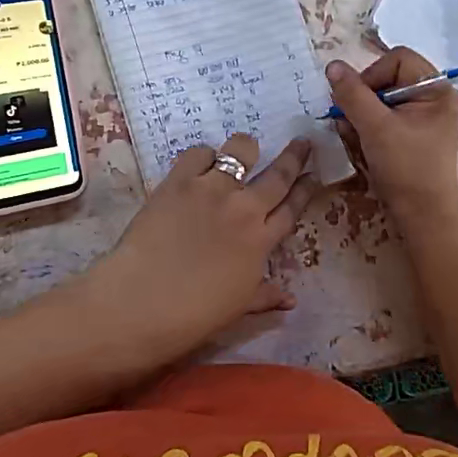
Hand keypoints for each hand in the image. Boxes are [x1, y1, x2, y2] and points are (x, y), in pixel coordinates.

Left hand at [76, 134, 322, 365]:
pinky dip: (204, 154)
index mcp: (260, 242)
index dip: (305, 190)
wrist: (143, 302)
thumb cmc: (193, 315)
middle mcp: (243, 209)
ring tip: (245, 148)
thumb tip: (290, 300)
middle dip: (295, 157)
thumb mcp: (237, 308)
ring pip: (240, 151)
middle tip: (303, 142)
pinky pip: (199, 152)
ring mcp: (212, 190)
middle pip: (278, 175)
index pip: (291, 209)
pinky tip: (201, 162)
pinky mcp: (180, 180)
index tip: (314, 174)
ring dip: (246, 148)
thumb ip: (264, 296)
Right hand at [326, 49, 457, 220]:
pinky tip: (362, 146)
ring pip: (380, 99)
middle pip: (386, 78)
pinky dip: (367, 128)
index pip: (397, 59)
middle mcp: (433, 98)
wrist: (422, 215)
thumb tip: (332, 66)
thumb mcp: (374, 128)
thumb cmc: (405, 169)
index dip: (372, 75)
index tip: (357, 101)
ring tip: (356, 138)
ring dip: (361, 116)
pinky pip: (383, 117)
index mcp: (437, 90)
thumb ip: (352, 94)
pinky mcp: (412, 133)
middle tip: (353, 123)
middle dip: (363, 100)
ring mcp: (423, 117)